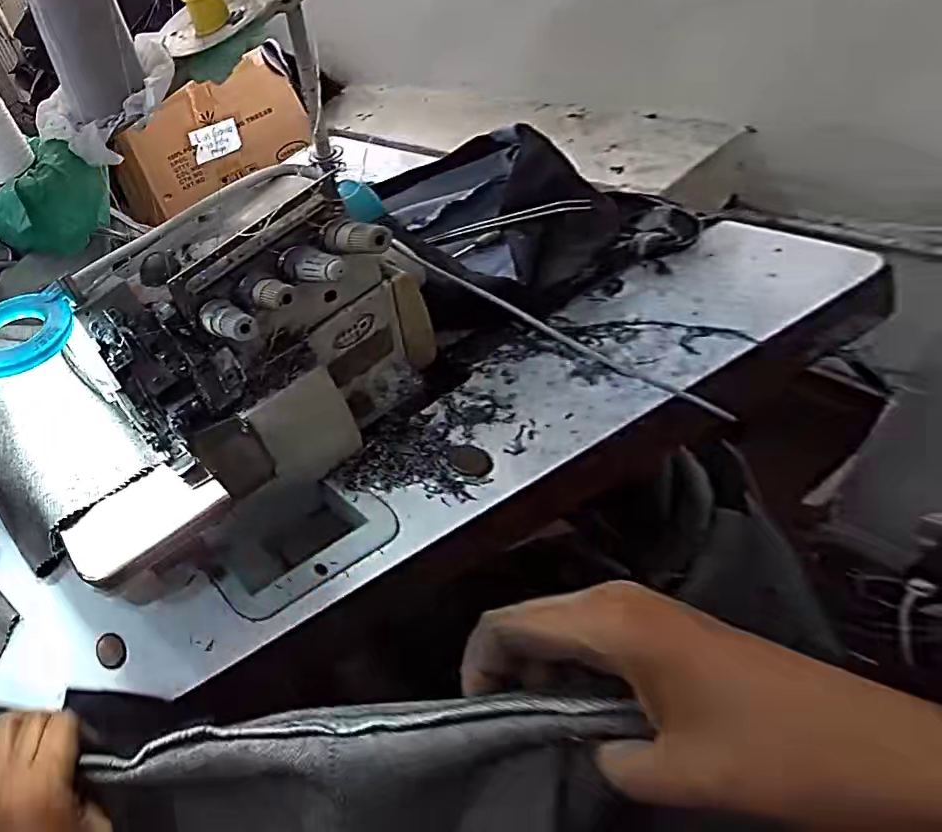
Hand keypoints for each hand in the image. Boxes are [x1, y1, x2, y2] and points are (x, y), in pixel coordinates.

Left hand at [0, 711, 108, 831]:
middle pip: (34, 718)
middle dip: (54, 722)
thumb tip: (88, 775)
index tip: (86, 737)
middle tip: (67, 740)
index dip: (78, 726)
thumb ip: (94, 796)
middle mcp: (12, 773)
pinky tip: (6, 748)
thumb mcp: (92, 831)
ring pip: (3, 723)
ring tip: (38, 735)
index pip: (61, 724)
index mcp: (45, 781)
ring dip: (23, 722)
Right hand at [463, 581, 941, 828]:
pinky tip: (592, 701)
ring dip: (540, 664)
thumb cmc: (796, 756)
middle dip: (505, 663)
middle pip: (523, 617)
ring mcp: (641, 606)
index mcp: (607, 621)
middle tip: (509, 712)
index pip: (503, 625)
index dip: (477, 663)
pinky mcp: (663, 622)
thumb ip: (607, 760)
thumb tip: (583, 750)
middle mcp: (613, 599)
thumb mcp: (688, 774)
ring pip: (554, 623)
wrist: (913, 757)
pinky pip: (588, 630)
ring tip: (549, 713)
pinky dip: (573, 661)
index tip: (478, 704)